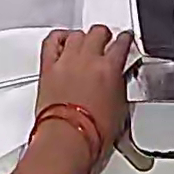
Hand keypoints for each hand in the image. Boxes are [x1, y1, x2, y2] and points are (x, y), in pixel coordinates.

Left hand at [10, 26, 133, 173]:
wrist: (68, 140)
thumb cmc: (93, 132)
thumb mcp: (120, 108)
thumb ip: (119, 87)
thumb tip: (117, 82)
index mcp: (110, 68)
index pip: (122, 43)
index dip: (125, 40)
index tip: (125, 40)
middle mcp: (88, 59)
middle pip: (98, 32)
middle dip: (104, 35)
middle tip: (106, 40)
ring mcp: (67, 61)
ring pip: (76, 35)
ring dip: (83, 37)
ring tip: (85, 42)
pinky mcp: (48, 67)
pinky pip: (52, 41)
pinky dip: (59, 37)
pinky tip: (63, 41)